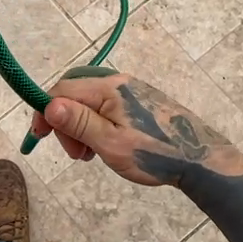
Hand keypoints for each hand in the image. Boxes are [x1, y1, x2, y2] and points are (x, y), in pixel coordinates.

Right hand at [31, 67, 242, 186]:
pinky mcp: (140, 102)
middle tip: (75, 154)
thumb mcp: (110, 143)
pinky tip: (104, 146)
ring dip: (80, 127)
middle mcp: (118, 82)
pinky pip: (106, 107)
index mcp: (109, 88)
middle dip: (64, 122)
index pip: (63, 90)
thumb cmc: (154, 153)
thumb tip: (48, 105)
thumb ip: (79, 122)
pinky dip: (96, 125)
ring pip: (90, 102)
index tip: (40, 138)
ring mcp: (131, 91)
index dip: (45, 112)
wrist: (201, 159)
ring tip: (89, 155)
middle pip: (75, 94)